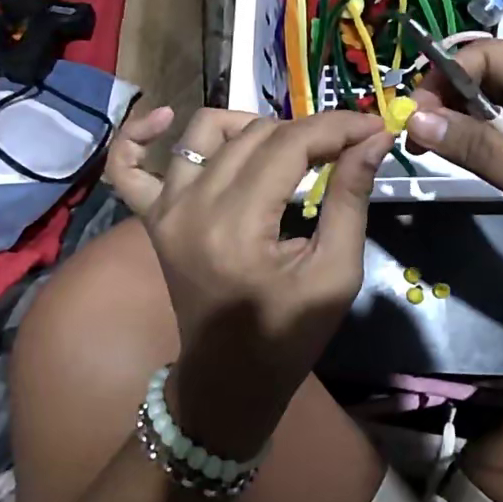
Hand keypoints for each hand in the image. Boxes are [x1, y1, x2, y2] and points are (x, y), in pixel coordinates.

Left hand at [106, 106, 389, 455]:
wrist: (229, 383)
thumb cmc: (288, 336)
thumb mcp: (335, 274)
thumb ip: (351, 200)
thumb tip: (373, 140)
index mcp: (238, 226)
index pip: (290, 145)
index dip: (337, 128)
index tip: (373, 127)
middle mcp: (192, 207)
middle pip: (256, 134)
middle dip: (310, 129)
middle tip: (347, 145)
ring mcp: (164, 210)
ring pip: (207, 132)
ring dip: (255, 126)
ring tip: (291, 146)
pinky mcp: (152, 218)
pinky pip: (129, 167)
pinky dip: (141, 135)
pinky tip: (165, 118)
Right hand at [406, 40, 502, 290]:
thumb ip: (478, 147)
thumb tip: (416, 118)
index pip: (491, 54)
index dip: (445, 77)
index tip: (412, 117)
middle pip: (498, 71)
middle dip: (452, 96)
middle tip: (416, 134)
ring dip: (469, 116)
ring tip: (433, 143)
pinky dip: (492, 135)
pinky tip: (470, 151)